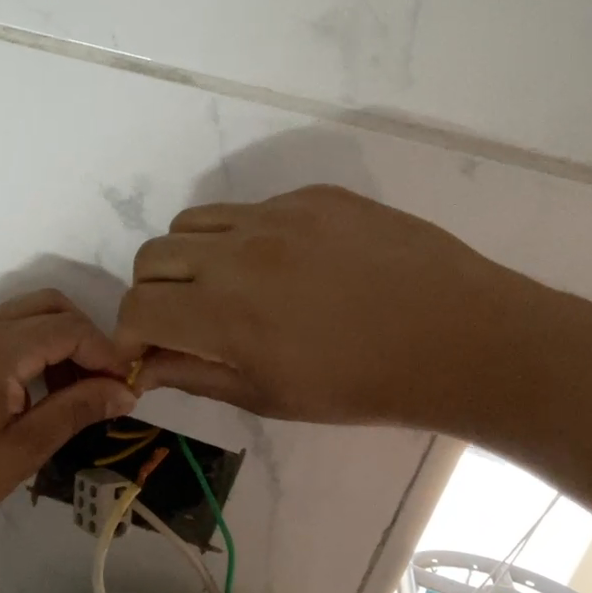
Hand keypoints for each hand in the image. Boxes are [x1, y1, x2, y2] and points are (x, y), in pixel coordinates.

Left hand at [0, 290, 136, 540]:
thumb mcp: (23, 448)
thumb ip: (76, 410)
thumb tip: (124, 391)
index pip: (68, 328)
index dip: (105, 353)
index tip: (126, 388)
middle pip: (47, 306)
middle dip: (83, 337)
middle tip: (100, 385)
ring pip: (22, 315)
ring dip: (55, 341)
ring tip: (69, 395)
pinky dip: (27, 348)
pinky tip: (32, 394)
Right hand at [114, 185, 539, 426]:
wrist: (462, 339)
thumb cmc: (361, 386)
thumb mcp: (268, 396)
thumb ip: (195, 375)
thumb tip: (146, 364)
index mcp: (224, 314)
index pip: (136, 307)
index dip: (129, 332)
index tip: (148, 348)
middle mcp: (236, 254)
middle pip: (151, 257)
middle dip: (152, 292)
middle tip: (185, 319)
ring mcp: (275, 216)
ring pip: (190, 222)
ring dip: (189, 257)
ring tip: (226, 285)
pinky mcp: (312, 196)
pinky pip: (248, 208)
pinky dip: (242, 237)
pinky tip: (287, 266)